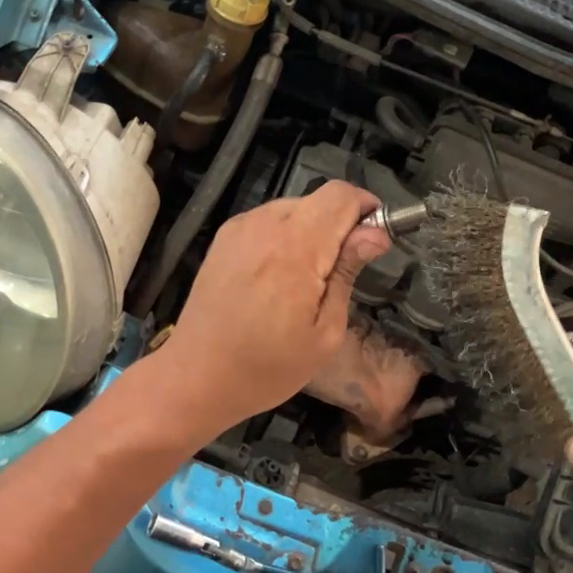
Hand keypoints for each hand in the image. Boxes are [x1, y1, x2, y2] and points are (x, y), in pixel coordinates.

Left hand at [141, 181, 390, 437]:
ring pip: (293, 208)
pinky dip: (284, 237)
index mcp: (296, 248)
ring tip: (307, 281)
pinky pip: (268, 221)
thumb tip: (376, 234)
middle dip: (340, 224)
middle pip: (319, 199)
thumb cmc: (268, 367)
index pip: (341, 195)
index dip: (366, 207)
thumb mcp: (325, 332)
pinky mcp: (224, 238)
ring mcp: (240, 228)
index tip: (374, 238)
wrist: (196, 377)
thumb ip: (348, 273)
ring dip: (312, 231)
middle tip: (341, 272)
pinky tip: (278, 277)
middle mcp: (266, 225)